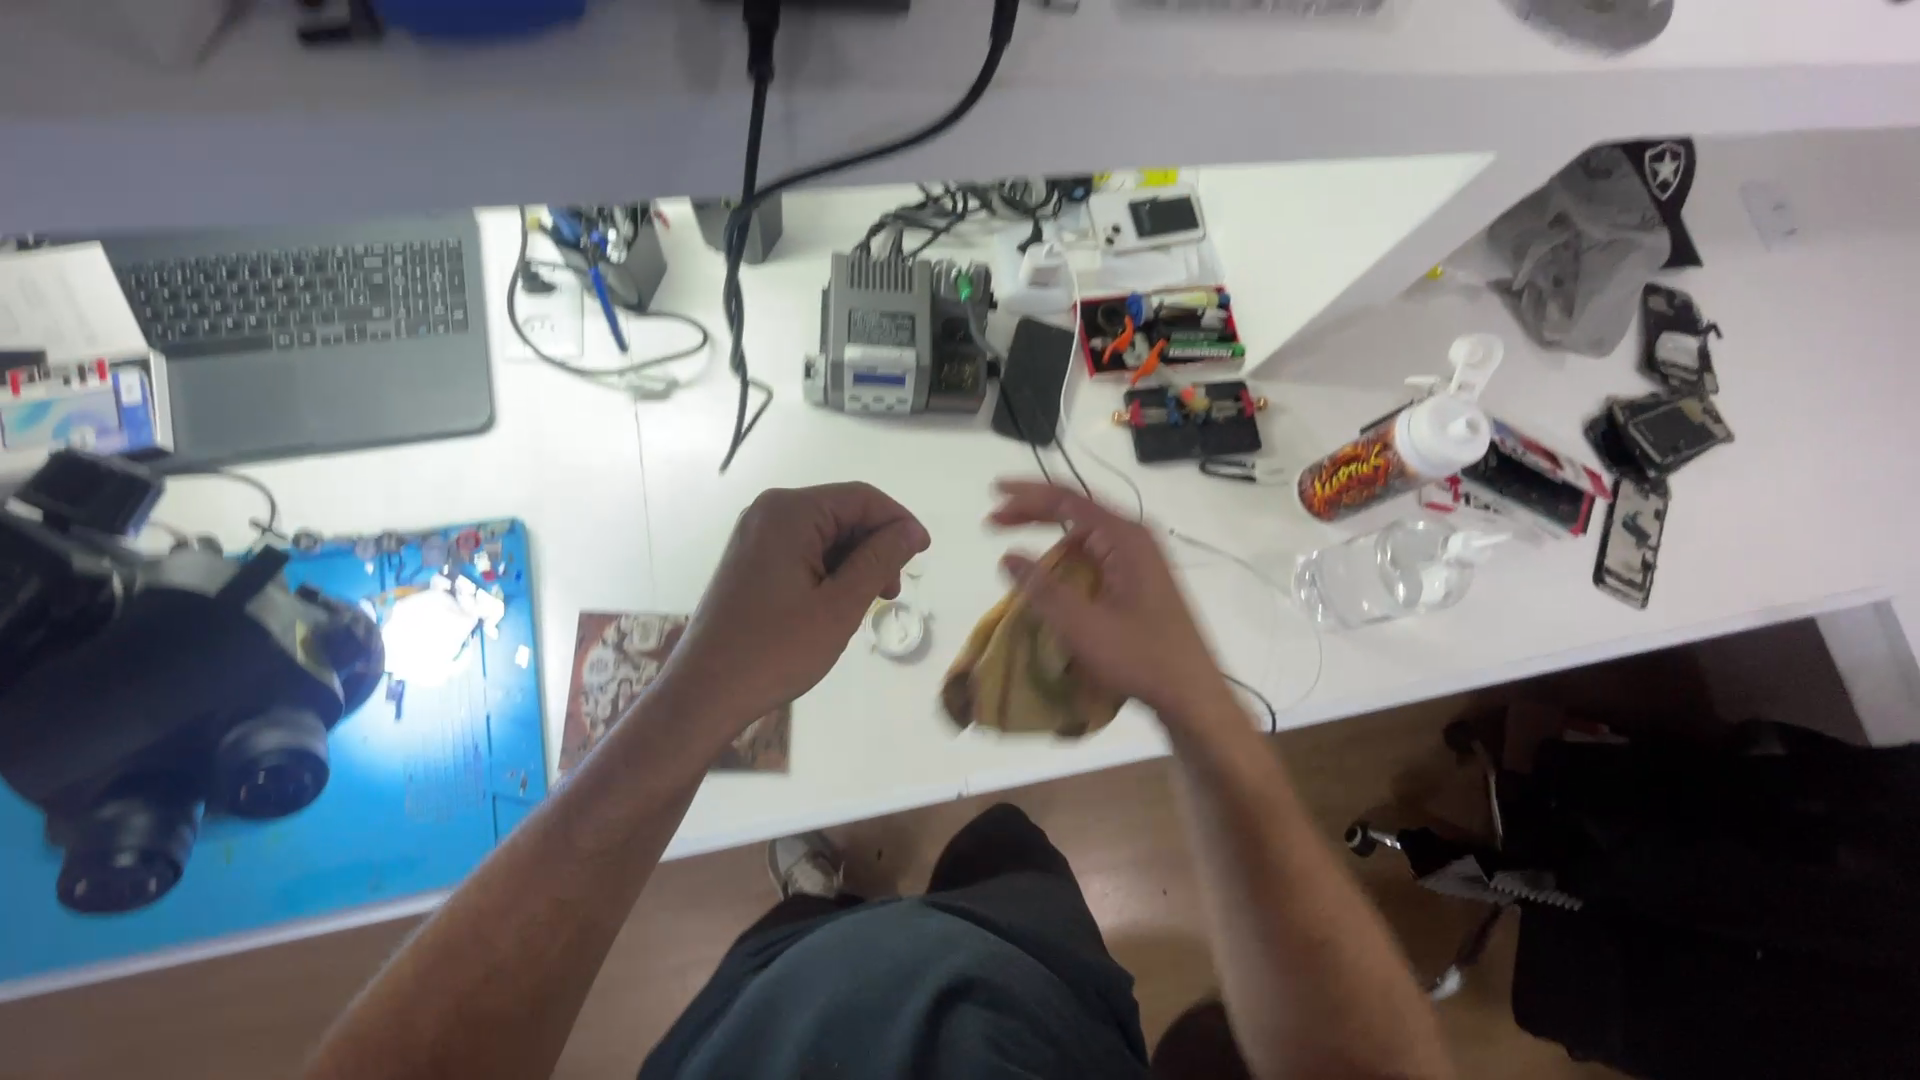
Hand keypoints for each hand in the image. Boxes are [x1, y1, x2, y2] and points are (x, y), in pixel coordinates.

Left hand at [652, 483, 929, 738]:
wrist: (705, 692)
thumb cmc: (775, 650)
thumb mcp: (840, 606)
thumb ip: (880, 560)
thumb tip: (911, 531)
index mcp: (789, 512)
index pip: (861, 498)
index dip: (898, 522)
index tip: (924, 555)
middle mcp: (769, 513)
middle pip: (842, 513)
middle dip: (875, 546)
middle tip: (891, 592)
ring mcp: (755, 536)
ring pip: (825, 534)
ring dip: (855, 562)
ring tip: (868, 603)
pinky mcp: (751, 560)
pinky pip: (803, 551)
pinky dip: (830, 571)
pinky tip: (838, 604)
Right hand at [988, 480, 1232, 726]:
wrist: (1191, 694)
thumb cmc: (1139, 657)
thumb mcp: (1082, 624)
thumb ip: (1042, 587)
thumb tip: (1008, 556)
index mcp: (1125, 538)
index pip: (1068, 499)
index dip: (1027, 494)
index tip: (994, 493)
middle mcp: (1135, 540)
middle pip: (1076, 512)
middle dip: (1034, 514)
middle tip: (994, 522)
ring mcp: (1140, 562)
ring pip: (1085, 539)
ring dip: (1050, 542)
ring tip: (1017, 557)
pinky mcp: (1140, 583)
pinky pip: (1095, 559)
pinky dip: (1067, 563)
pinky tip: (1049, 580)